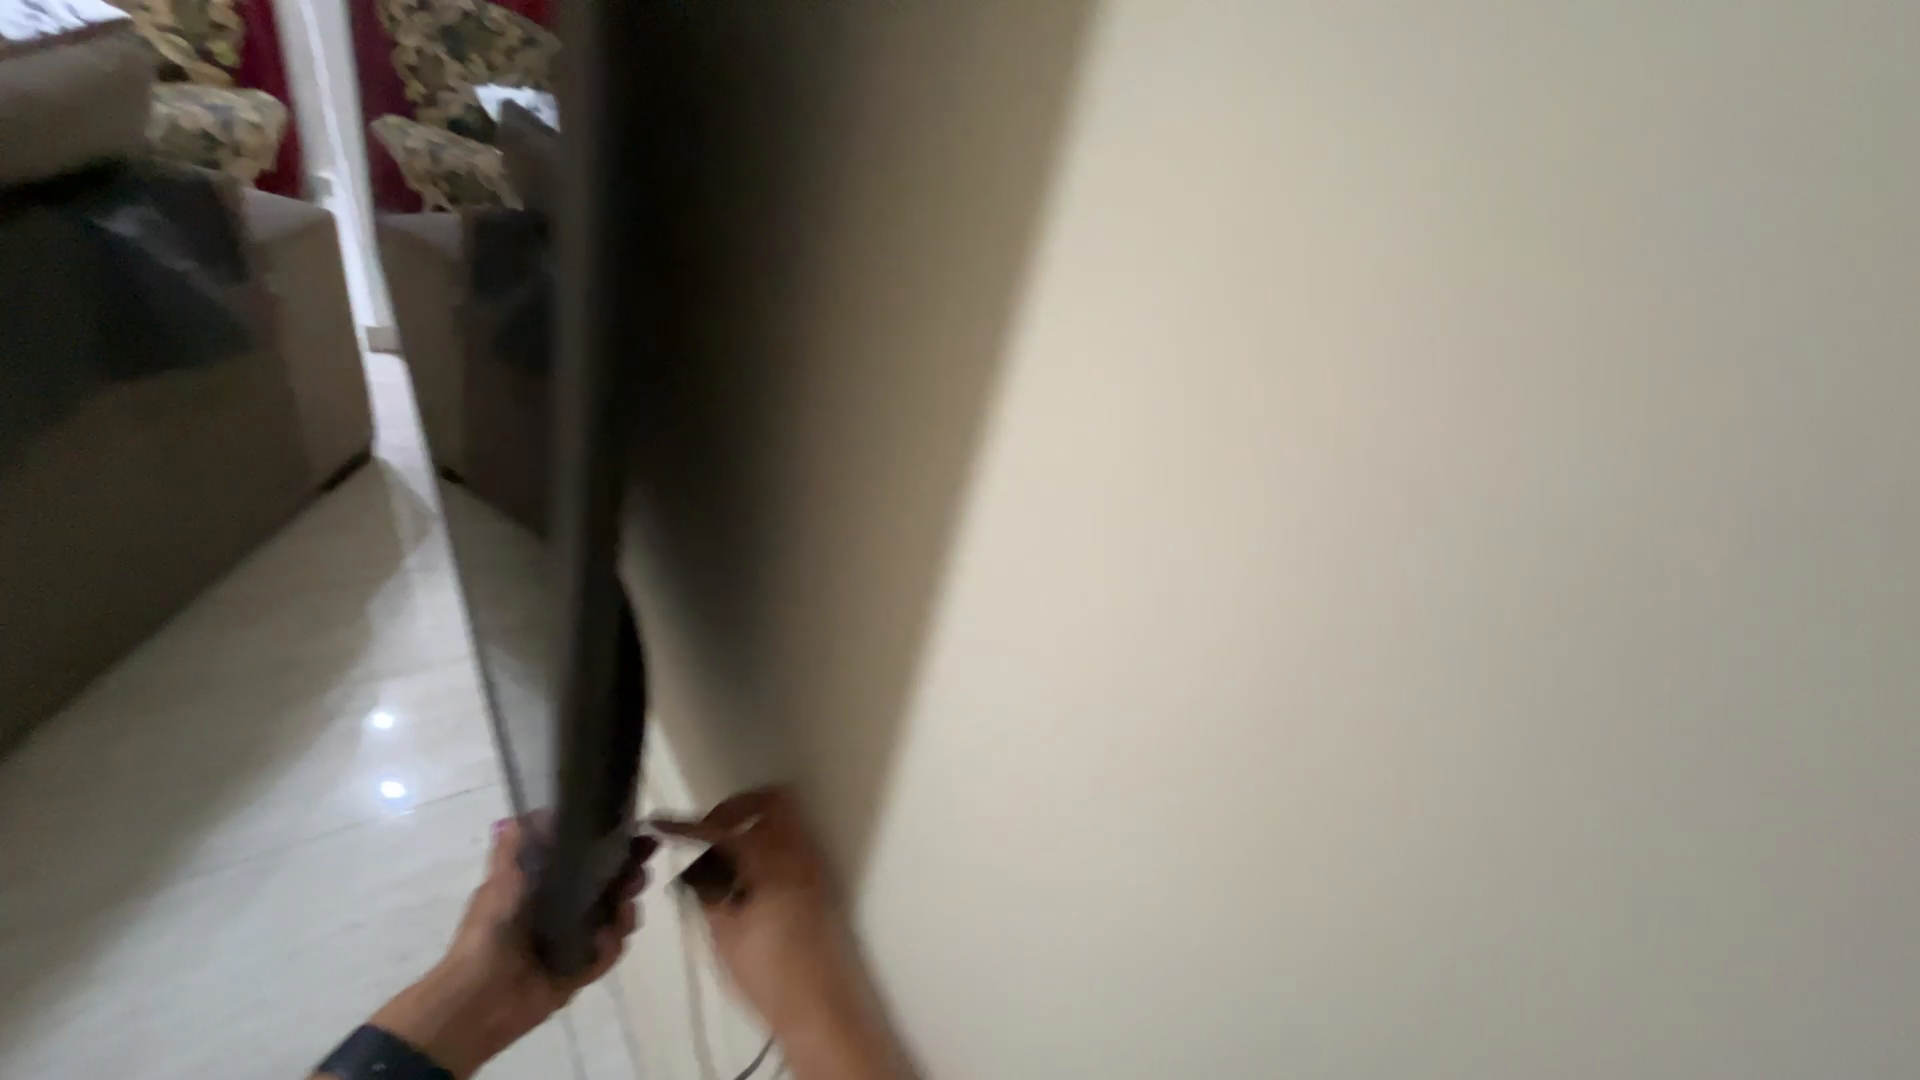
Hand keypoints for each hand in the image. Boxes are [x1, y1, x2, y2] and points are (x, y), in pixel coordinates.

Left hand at [367, 818, 656, 1078]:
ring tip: (624, 907)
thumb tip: (518, 814)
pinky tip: (604, 939)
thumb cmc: (489, 932)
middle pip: (614, 887)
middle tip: (639, 873)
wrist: (477, 997)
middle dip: (631, 877)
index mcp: (549, 888)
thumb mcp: (500, 883)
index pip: (593, 861)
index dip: (616, 848)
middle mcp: (567, 911)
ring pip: (618, 918)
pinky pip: (609, 952)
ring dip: (627, 910)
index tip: (638, 836)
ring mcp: (577, 941)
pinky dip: (611, 945)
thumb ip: (513, 850)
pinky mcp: (582, 970)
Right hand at [651, 787, 909, 1078]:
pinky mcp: (819, 875)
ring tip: (724, 853)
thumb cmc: (767, 972)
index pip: (720, 831)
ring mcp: (813, 860)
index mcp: (769, 863)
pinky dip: (767, 841)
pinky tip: (746, 871)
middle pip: (770, 802)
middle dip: (734, 810)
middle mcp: (797, 851)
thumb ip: (709, 889)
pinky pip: (793, 838)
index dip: (686, 826)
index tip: (662, 824)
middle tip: (707, 833)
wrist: (819, 1000)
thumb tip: (697, 865)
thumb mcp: (724, 932)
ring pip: (785, 816)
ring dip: (753, 823)